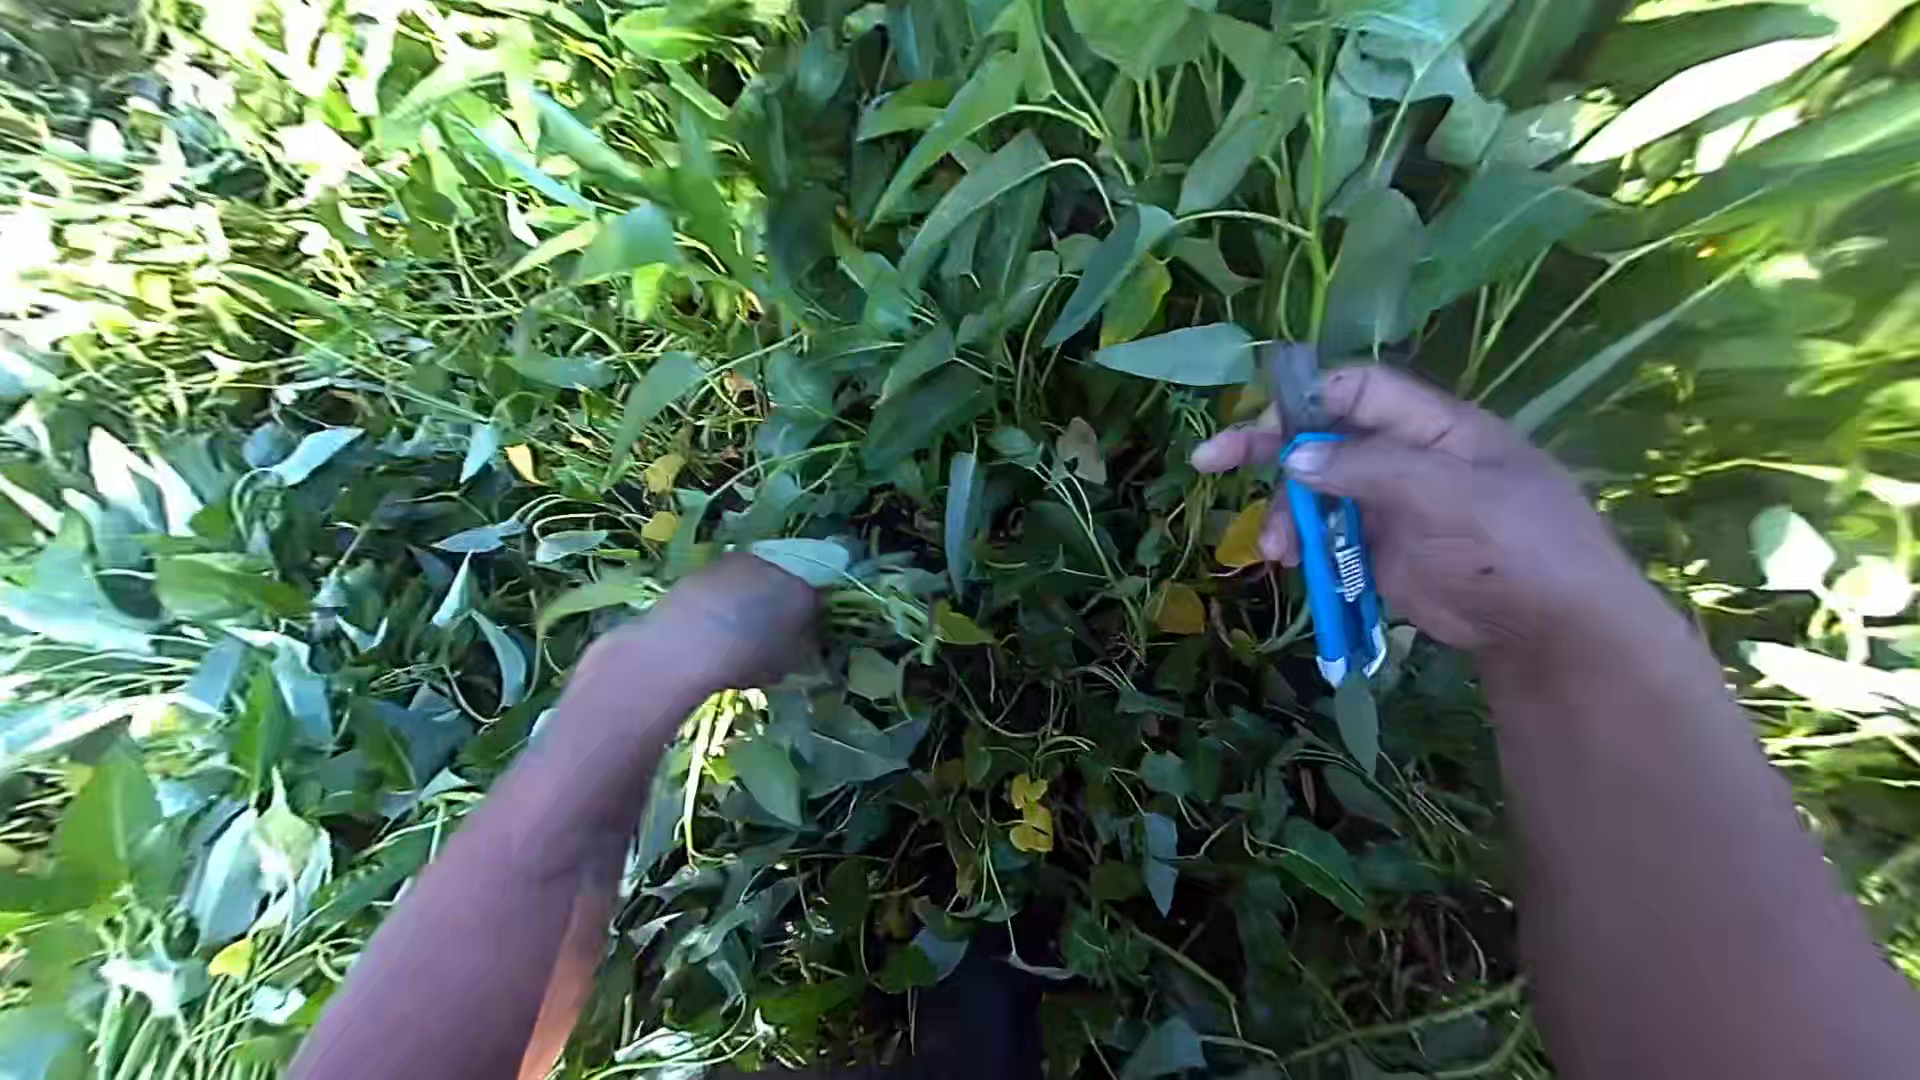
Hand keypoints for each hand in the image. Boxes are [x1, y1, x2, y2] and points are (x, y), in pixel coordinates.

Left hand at [582, 552, 819, 689]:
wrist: (686, 644)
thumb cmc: (746, 659)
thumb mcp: (784, 664)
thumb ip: (798, 649)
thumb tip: (798, 643)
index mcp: (802, 592)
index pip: (813, 601)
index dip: (805, 620)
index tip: (795, 638)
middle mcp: (774, 568)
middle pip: (781, 584)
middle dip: (775, 605)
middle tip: (763, 635)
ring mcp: (736, 563)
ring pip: (750, 582)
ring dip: (746, 600)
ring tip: (731, 632)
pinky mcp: (704, 567)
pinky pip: (722, 585)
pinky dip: (719, 600)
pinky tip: (707, 626)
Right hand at [1190, 366, 1659, 659]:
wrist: (1544, 630)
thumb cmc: (1515, 548)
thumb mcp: (1450, 496)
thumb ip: (1370, 469)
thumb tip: (1293, 457)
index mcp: (1431, 426)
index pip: (1356, 390)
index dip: (1305, 400)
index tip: (1262, 429)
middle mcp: (1398, 454)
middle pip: (1318, 437)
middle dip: (1262, 448)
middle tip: (1208, 459)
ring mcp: (1380, 499)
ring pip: (1308, 490)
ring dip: (1281, 515)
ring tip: (1274, 552)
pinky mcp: (1368, 541)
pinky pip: (1316, 529)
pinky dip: (1296, 542)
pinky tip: (1291, 563)